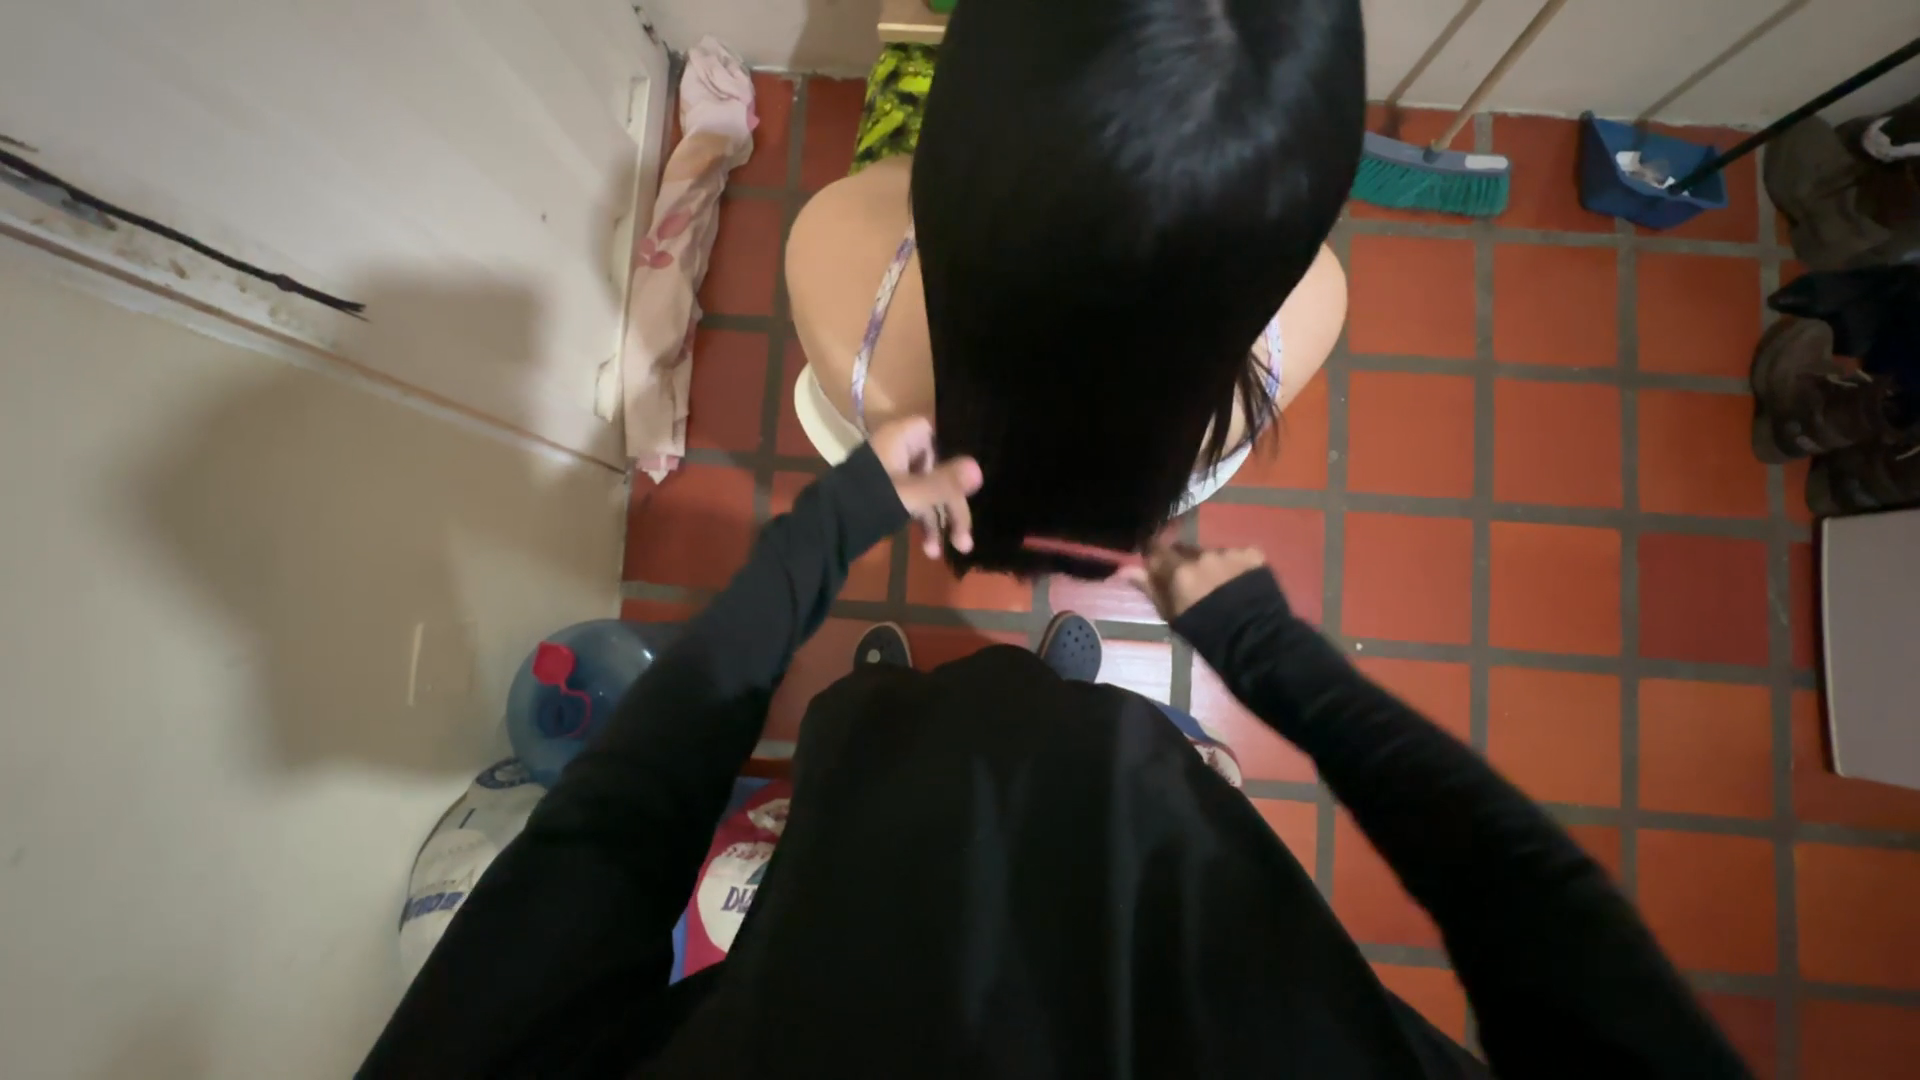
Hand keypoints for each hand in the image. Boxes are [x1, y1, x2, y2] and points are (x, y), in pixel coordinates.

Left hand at [868, 416, 982, 558]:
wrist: (826, 529)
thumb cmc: (870, 503)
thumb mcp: (912, 495)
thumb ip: (945, 483)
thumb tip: (979, 468)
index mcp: (899, 439)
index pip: (931, 433)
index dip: (946, 457)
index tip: (957, 483)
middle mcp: (896, 452)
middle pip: (935, 470)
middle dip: (951, 506)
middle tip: (964, 538)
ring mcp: (890, 475)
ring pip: (925, 492)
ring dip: (938, 521)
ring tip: (946, 551)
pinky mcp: (885, 496)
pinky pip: (912, 503)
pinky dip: (922, 523)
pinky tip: (929, 549)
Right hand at [1118, 538, 1266, 621]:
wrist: (1256, 642)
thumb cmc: (1206, 635)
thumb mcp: (1172, 615)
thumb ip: (1150, 589)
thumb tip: (1126, 570)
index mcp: (1179, 570)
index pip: (1157, 549)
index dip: (1156, 556)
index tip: (1158, 565)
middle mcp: (1202, 554)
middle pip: (1185, 550)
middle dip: (1185, 562)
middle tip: (1193, 583)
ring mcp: (1230, 553)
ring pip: (1212, 553)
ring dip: (1212, 564)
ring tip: (1222, 587)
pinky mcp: (1253, 554)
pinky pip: (1237, 555)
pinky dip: (1236, 566)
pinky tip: (1242, 584)